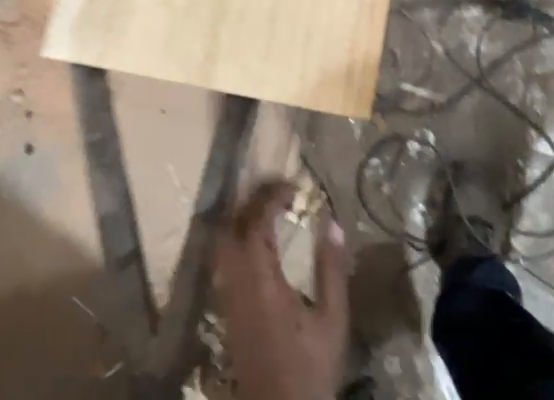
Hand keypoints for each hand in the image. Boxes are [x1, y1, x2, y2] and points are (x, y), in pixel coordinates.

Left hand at [215, 181, 349, 399]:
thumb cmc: (311, 366)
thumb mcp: (332, 318)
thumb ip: (331, 268)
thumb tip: (332, 223)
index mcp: (261, 282)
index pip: (256, 224)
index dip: (270, 198)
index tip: (293, 186)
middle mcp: (236, 284)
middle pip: (230, 228)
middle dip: (251, 202)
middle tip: (279, 191)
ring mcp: (227, 298)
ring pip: (221, 245)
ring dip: (241, 219)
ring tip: (269, 209)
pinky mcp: (226, 311)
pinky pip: (223, 262)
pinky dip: (237, 240)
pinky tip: (259, 243)